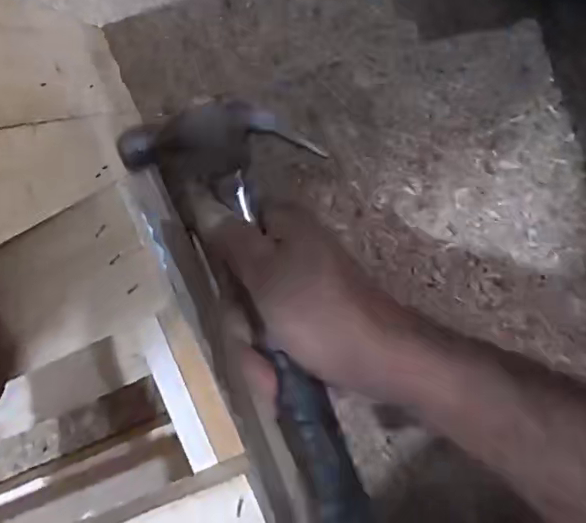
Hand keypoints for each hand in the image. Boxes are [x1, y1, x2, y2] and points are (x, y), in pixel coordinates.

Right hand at [201, 205, 430, 403]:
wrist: (380, 359)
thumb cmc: (316, 311)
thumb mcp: (264, 273)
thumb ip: (233, 240)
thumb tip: (205, 205)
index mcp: (286, 223)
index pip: (237, 223)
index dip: (222, 254)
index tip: (219, 285)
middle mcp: (296, 245)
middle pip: (243, 274)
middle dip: (240, 317)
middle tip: (248, 340)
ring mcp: (306, 282)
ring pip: (257, 310)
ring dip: (254, 347)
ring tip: (268, 373)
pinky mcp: (314, 314)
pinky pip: (279, 330)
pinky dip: (274, 356)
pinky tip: (277, 381)